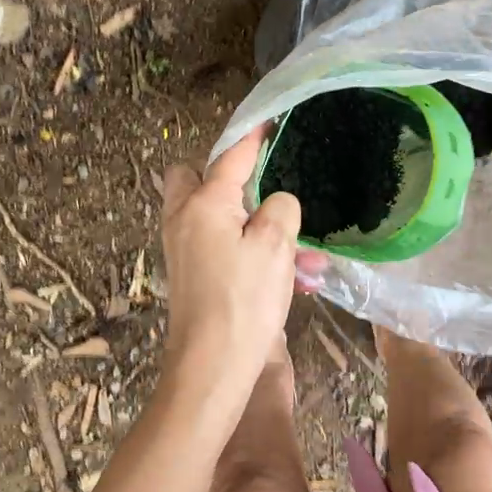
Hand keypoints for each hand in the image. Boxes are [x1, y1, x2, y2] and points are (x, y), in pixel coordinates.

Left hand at [160, 128, 301, 385]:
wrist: (211, 371)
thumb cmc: (243, 301)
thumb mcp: (275, 246)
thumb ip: (279, 209)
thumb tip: (275, 205)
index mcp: (203, 204)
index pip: (230, 157)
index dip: (253, 137)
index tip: (270, 121)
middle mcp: (185, 220)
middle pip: (195, 179)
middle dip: (227, 177)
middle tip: (261, 188)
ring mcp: (184, 250)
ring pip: (217, 217)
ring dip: (257, 226)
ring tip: (306, 257)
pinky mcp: (193, 277)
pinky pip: (223, 248)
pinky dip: (253, 254)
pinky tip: (295, 280)